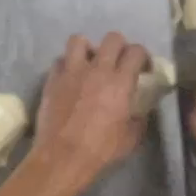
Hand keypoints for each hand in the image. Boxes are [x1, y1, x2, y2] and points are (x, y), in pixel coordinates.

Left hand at [28, 33, 150, 190]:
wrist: (62, 157)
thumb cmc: (100, 150)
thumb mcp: (131, 138)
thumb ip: (139, 119)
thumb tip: (140, 111)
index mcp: (120, 82)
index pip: (136, 51)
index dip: (143, 56)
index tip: (143, 68)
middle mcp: (97, 69)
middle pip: (112, 38)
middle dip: (120, 46)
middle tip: (119, 62)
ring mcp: (72, 72)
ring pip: (79, 40)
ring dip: (88, 49)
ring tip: (90, 63)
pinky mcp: (52, 80)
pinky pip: (60, 60)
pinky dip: (67, 65)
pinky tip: (70, 77)